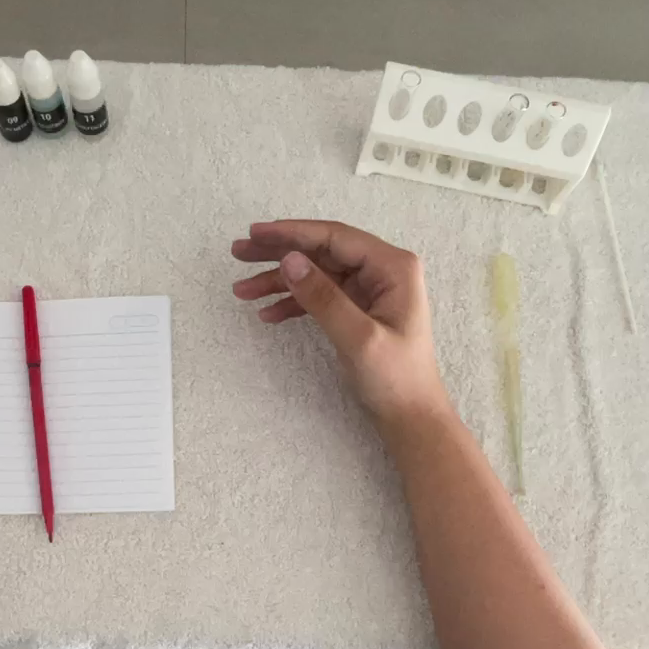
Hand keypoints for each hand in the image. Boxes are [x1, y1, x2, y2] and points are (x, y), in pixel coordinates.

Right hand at [231, 220, 451, 427]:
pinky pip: (318, 297)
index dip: (291, 233)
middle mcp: (381, 272)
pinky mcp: (356, 310)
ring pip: (314, 274)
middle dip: (278, 253)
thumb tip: (289, 261)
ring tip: (241, 290)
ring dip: (278, 281)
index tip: (255, 233)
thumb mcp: (358, 337)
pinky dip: (291, 303)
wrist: (410, 415)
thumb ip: (323, 297)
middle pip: (321, 251)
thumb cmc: (395, 378)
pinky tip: (267, 313)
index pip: (334, 238)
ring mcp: (368, 291)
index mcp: (392, 268)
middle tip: (238, 253)